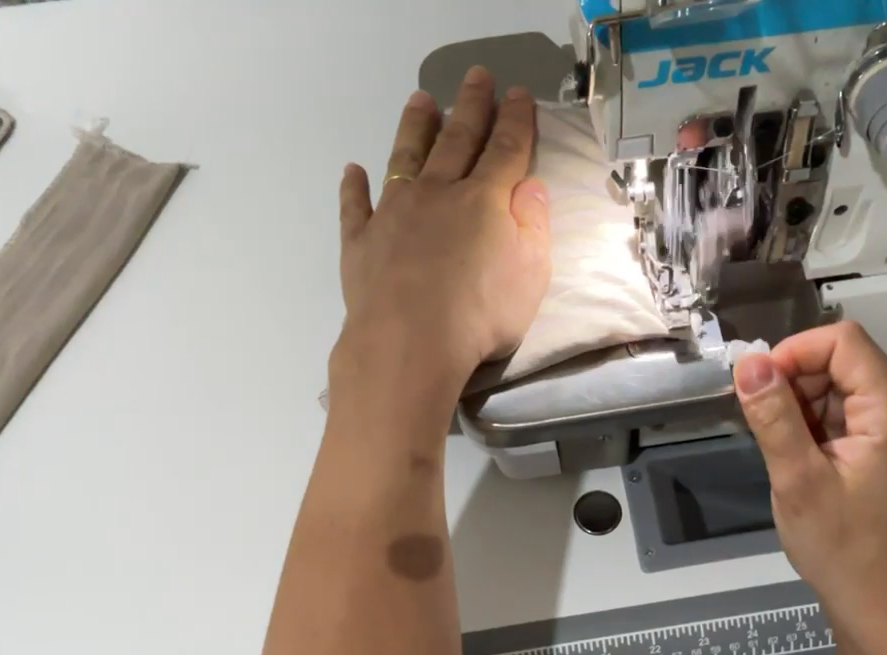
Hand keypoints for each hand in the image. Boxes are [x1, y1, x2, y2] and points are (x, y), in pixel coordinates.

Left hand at [333, 67, 551, 411]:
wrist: (409, 344)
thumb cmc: (480, 316)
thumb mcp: (531, 276)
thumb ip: (532, 227)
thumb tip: (529, 186)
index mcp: (484, 200)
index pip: (506, 149)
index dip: (516, 121)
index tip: (519, 94)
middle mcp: (438, 192)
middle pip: (457, 139)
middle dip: (471, 106)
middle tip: (477, 77)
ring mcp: (394, 212)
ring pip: (405, 156)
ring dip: (415, 127)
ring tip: (421, 100)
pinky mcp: (360, 240)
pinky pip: (355, 204)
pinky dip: (354, 186)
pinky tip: (353, 170)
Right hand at [734, 322, 886, 617]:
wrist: (861, 592)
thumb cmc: (833, 543)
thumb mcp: (796, 479)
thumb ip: (774, 417)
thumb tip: (749, 364)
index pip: (846, 343)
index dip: (796, 352)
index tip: (759, 385)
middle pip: (843, 359)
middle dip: (796, 379)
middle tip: (766, 421)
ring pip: (838, 382)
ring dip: (800, 401)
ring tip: (781, 444)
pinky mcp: (881, 443)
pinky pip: (842, 408)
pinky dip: (811, 419)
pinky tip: (795, 450)